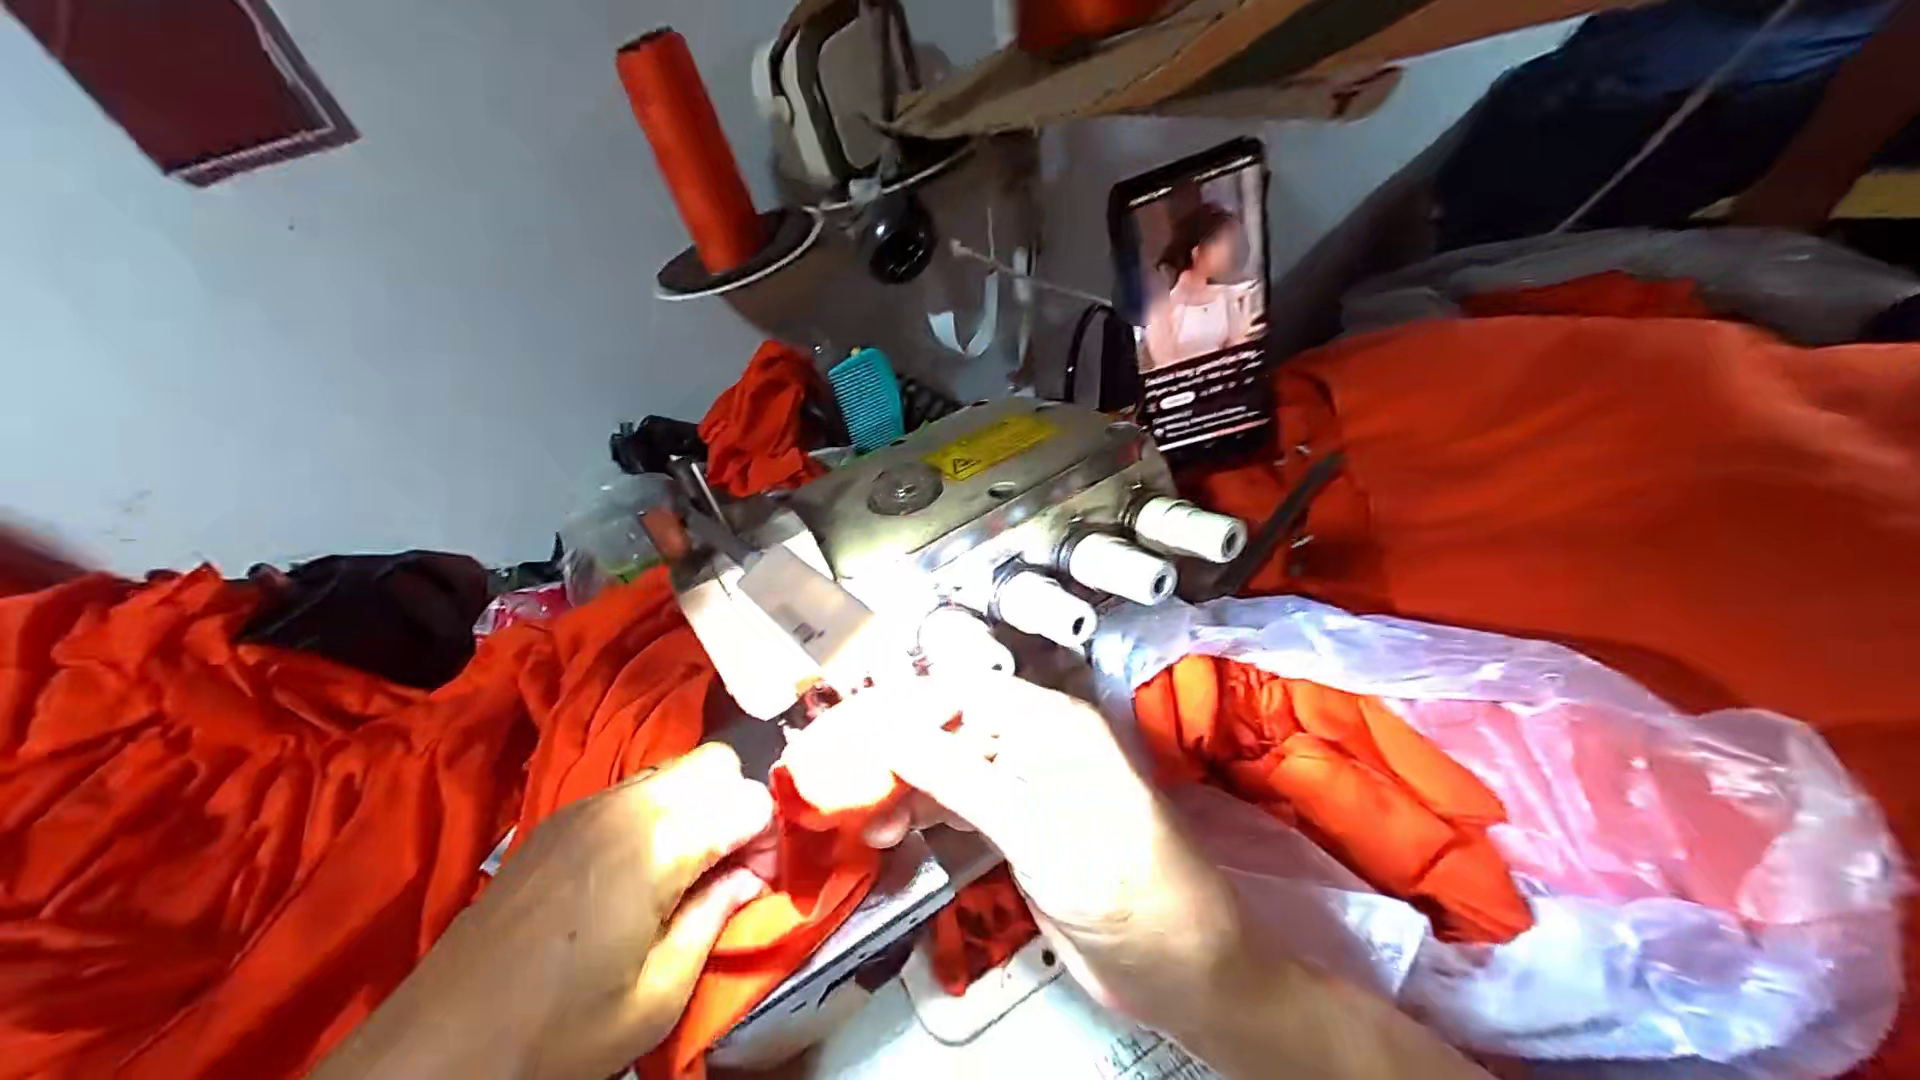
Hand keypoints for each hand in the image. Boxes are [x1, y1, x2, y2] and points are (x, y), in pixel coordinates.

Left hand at [310, 744, 774, 1079]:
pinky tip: (644, 867)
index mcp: (658, 841)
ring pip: (678, 768)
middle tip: (730, 867)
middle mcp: (628, 802)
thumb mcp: (655, 997)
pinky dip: (664, 809)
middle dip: (738, 805)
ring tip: (689, 868)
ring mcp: (589, 803)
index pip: (750, 799)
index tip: (762, 880)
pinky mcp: (563, 816)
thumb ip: (716, 917)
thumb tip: (752, 875)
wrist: (428, 1055)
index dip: (768, 837)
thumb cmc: (552, 1038)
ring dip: (702, 805)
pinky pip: (639, 787)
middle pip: (717, 763)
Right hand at [822, 675, 1248, 1039]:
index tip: (853, 730)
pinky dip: (929, 811)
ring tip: (862, 811)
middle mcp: (1038, 743)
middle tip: (845, 777)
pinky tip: (897, 827)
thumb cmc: (1121, 888)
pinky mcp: (1021, 825)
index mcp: (1052, 724)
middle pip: (954, 726)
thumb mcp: (1036, 830)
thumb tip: (892, 734)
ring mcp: (1028, 785)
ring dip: (908, 783)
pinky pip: (964, 803)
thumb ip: (961, 779)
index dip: (907, 705)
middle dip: (899, 748)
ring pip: (954, 766)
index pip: (965, 692)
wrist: (1182, 968)